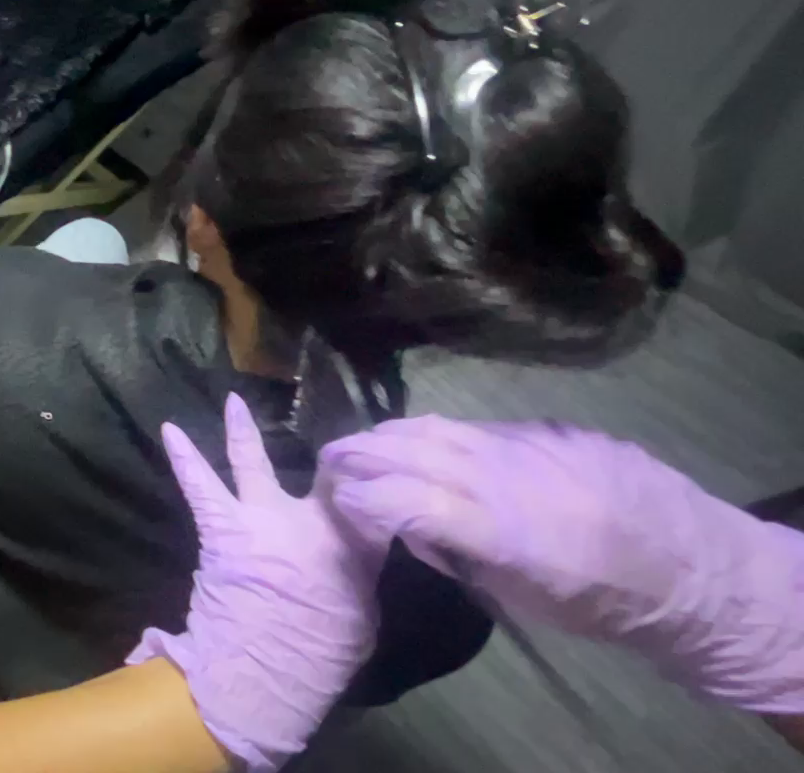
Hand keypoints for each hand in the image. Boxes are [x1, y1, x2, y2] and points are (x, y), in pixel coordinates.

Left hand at [128, 394, 379, 771]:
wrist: (271, 667)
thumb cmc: (323, 648)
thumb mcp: (362, 607)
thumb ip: (358, 562)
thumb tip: (360, 536)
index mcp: (356, 550)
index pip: (371, 500)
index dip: (372, 479)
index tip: (375, 462)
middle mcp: (311, 523)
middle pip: (325, 476)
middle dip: (332, 457)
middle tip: (335, 434)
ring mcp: (262, 519)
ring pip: (252, 464)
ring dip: (241, 433)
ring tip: (232, 401)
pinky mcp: (223, 525)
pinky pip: (200, 484)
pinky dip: (185, 457)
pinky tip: (169, 429)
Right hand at [321, 416, 803, 714]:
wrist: (702, 574)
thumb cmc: (602, 604)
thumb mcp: (516, 597)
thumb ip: (452, 550)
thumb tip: (404, 520)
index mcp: (498, 532)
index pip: (397, 497)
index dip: (355, 496)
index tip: (335, 500)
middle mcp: (504, 479)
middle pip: (403, 449)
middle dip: (354, 451)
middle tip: (327, 458)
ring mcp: (526, 446)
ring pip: (432, 426)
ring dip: (387, 434)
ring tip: (366, 443)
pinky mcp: (548, 429)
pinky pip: (473, 426)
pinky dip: (437, 434)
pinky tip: (429, 445)